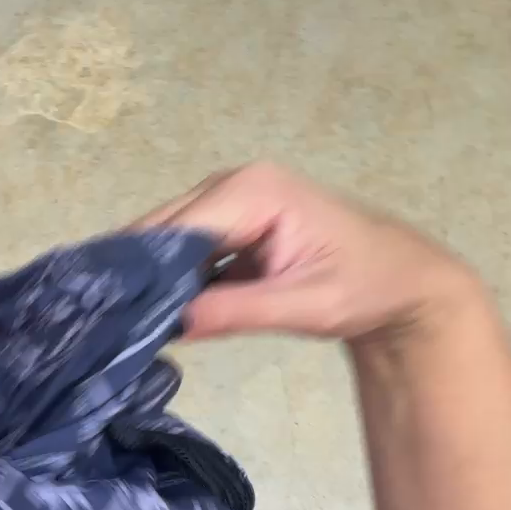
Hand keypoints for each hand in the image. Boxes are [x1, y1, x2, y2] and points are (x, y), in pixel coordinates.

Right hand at [137, 163, 488, 342]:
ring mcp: (223, 203)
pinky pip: (172, 252)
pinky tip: (146, 311)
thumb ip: (239, 311)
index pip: (172, 230)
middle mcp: (231, 184)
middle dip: (132, 275)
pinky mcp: (220, 225)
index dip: (138, 271)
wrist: (404, 284)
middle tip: (106, 325)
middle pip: (154, 232)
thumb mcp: (306, 306)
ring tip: (118, 322)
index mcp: (253, 191)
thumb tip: (171, 323)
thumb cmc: (366, 289)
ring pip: (156, 243)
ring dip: (141, 281)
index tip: (109, 314)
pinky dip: (158, 281)